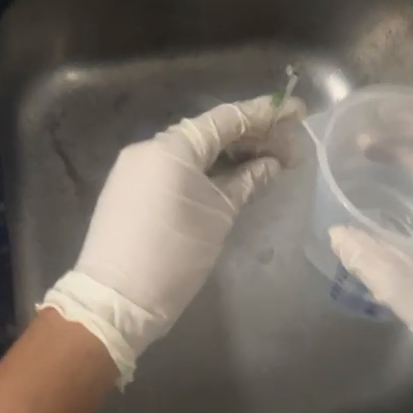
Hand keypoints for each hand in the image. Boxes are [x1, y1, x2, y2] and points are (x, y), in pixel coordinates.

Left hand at [40, 93, 306, 385]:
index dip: (266, 113)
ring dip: (229, 152)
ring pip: (191, 148)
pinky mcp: (129, 185)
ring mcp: (135, 165)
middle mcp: (151, 146)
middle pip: (209, 131)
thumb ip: (246, 181)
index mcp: (173, 147)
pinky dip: (203, 166)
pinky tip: (230, 173)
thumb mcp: (219, 217)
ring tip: (267, 160)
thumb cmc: (174, 257)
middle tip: (289, 148)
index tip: (297, 112)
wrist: (114, 300)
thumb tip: (271, 163)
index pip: (227, 118)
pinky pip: (173, 164)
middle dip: (251, 136)